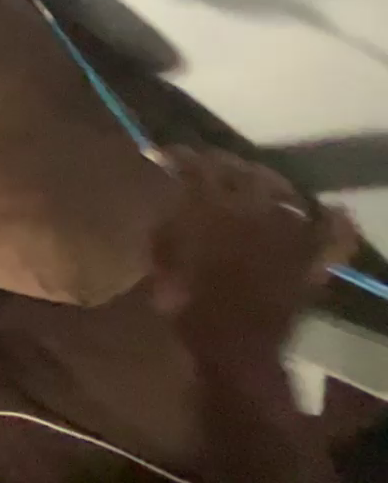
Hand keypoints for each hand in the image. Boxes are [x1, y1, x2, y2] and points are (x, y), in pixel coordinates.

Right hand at [149, 147, 357, 366]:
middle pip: (244, 173)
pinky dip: (336, 221)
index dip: (179, 155)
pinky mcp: (312, 262)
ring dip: (269, 180)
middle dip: (223, 161)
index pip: (195, 167)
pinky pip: (334, 238)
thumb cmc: (184, 297)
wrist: (232, 344)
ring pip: (286, 194)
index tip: (163, 151)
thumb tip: (174, 190)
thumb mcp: (161, 251)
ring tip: (254, 177)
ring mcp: (289, 239)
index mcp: (206, 212)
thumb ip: (170, 217)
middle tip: (207, 159)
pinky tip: (330, 208)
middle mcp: (252, 217)